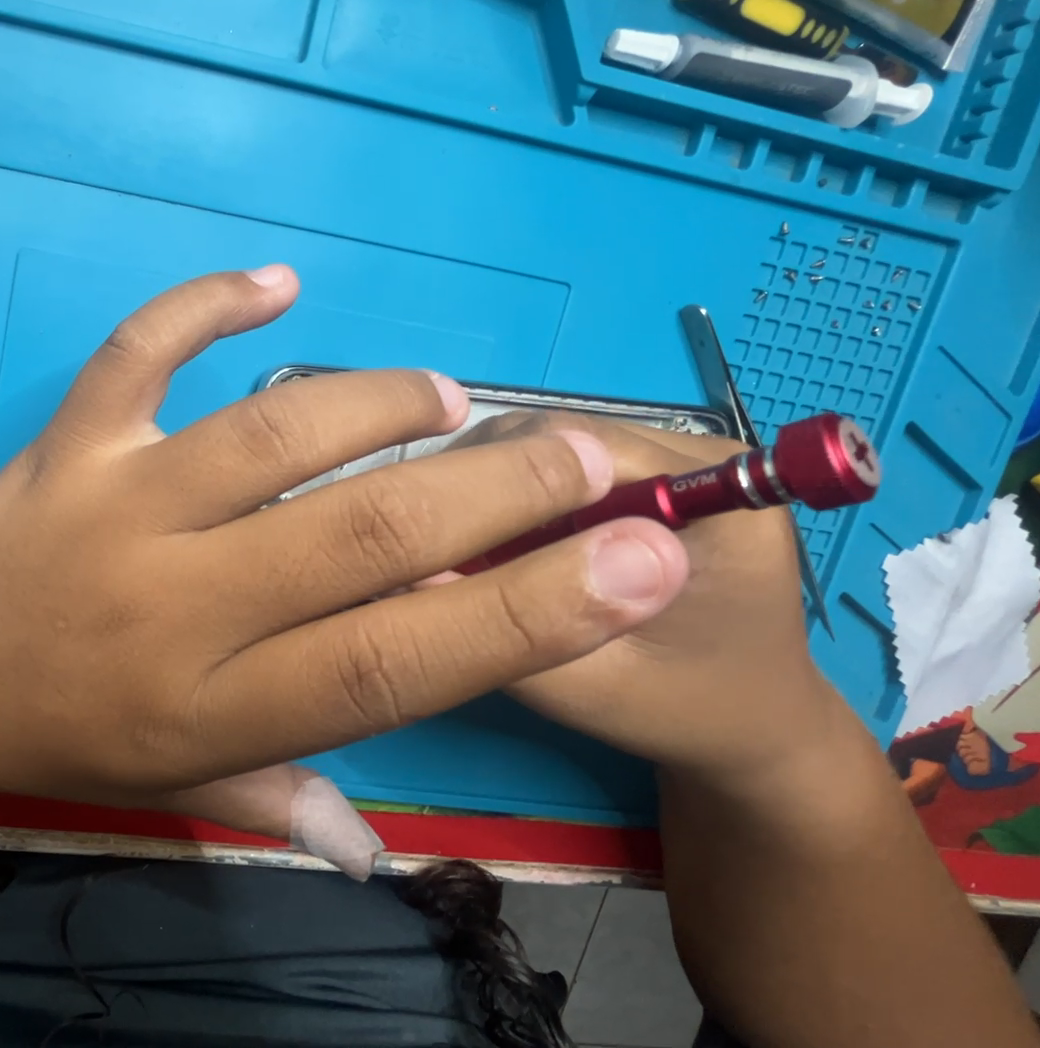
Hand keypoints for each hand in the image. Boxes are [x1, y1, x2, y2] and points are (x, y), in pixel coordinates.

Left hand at [0, 267, 688, 833]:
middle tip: (584, 450)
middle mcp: (175, 602)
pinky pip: (137, 354)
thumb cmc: (48, 738)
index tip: (642, 556)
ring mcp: (115, 508)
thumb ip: (278, 806)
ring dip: (377, 405)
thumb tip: (383, 851)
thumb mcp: (165, 792)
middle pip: (362, 537)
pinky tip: (273, 284)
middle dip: (497, 490)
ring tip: (446, 398)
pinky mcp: (65, 447)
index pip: (396, 660)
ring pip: (273, 437)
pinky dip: (201, 304)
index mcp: (213, 707)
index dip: (531, 612)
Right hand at [457, 412, 856, 788]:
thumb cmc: (676, 710)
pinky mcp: (658, 472)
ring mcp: (683, 461)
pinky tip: (504, 542)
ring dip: (498, 486)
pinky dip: (522, 494)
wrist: (750, 721)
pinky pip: (568, 463)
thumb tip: (406, 575)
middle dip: (483, 478)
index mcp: (718, 503)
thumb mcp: (581, 688)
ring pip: (554, 442)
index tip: (426, 525)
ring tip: (467, 544)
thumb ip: (505, 632)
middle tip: (435, 539)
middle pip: (560, 434)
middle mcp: (707, 460)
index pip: (575, 445)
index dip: (485, 474)